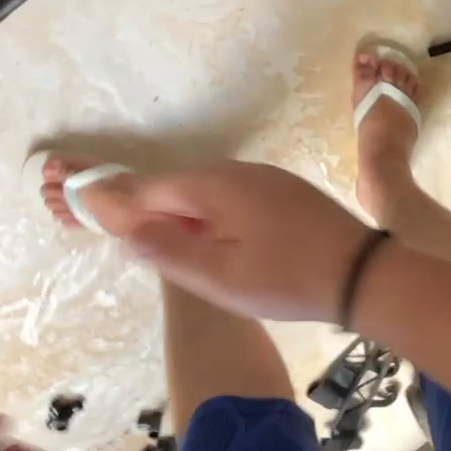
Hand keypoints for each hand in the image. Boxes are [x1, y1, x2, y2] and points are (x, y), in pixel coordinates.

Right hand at [120, 161, 376, 322]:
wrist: (365, 272)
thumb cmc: (288, 279)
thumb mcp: (221, 276)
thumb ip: (170, 251)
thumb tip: (127, 232)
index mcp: (217, 187)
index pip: (153, 188)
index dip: (119, 200)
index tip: (85, 205)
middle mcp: (239, 171)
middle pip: (179, 183)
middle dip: (147, 202)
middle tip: (121, 226)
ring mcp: (267, 178)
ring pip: (208, 187)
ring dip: (180, 207)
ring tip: (161, 235)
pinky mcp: (287, 191)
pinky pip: (233, 192)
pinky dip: (210, 209)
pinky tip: (212, 232)